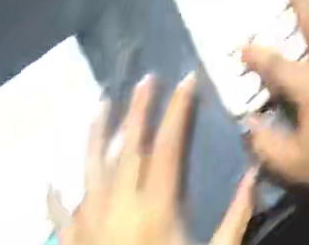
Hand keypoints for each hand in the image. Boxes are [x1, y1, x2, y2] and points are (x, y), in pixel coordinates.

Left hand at [51, 75, 257, 244]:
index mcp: (157, 209)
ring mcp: (88, 233)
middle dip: (139, 110)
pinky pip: (59, 221)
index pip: (169, 145)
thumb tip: (256, 172)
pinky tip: (52, 183)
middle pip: (128, 149)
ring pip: (89, 173)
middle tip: (148, 79)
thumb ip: (237, 217)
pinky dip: (56, 200)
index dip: (178, 110)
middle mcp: (119, 212)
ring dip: (95, 137)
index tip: (188, 79)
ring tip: (99, 106)